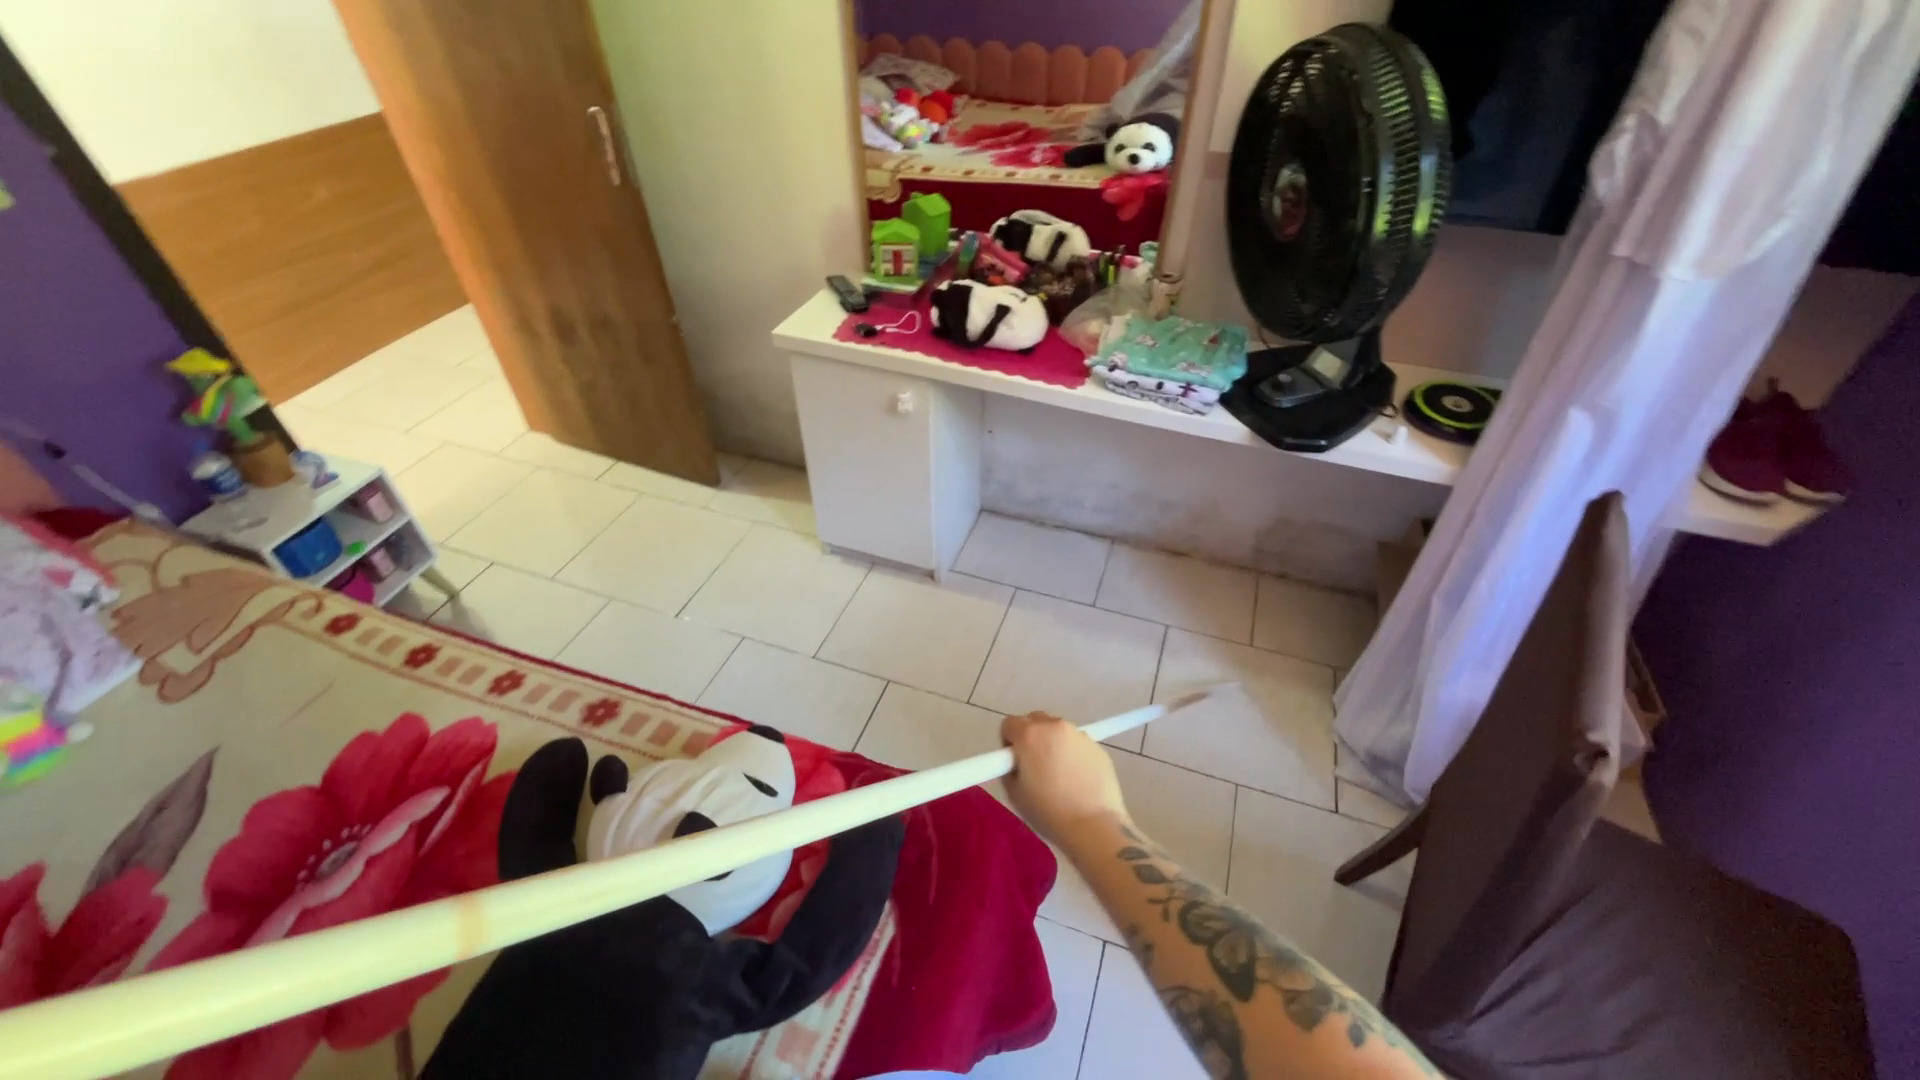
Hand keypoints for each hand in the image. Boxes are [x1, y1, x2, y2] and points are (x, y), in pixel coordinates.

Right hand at [1000, 712, 1129, 844]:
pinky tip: (1077, 779)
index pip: (1009, 724)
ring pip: (1058, 731)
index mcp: (1030, 735)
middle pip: (1035, 720)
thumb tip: (1016, 762)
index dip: (1008, 743)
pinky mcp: (1098, 747)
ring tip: (1058, 774)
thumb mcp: (1014, 793)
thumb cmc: (1048, 811)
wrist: (1094, 826)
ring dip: (1052, 744)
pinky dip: (1072, 754)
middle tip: (1033, 766)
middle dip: (1030, 738)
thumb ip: (1009, 769)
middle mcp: (1055, 726)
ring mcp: (1080, 735)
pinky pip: (1077, 744)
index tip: (1013, 763)